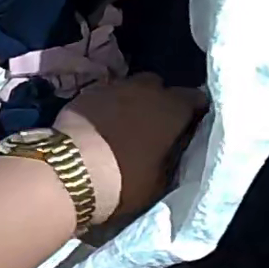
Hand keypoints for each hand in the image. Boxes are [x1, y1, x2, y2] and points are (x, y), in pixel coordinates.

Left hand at [54, 74, 206, 224]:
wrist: (73, 170)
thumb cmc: (125, 180)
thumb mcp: (160, 180)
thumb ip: (172, 158)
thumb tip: (174, 150)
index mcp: (172, 109)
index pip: (195, 99)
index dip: (193, 111)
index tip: (189, 125)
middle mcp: (147, 90)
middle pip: (159, 87)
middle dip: (159, 101)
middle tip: (154, 124)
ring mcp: (114, 87)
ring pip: (130, 87)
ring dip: (132, 100)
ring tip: (125, 123)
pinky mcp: (86, 92)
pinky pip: (105, 94)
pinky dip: (107, 105)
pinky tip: (100, 123)